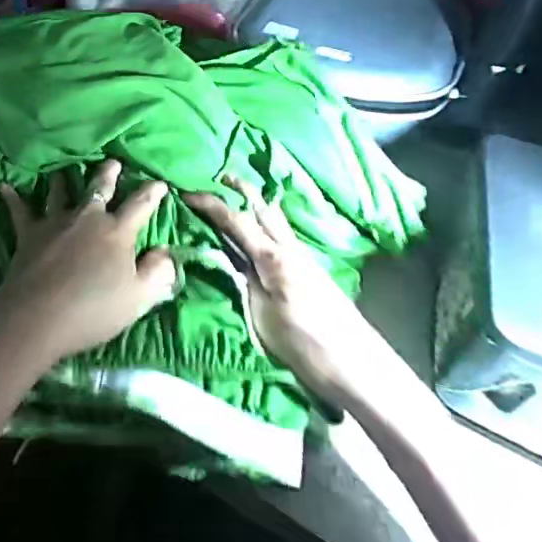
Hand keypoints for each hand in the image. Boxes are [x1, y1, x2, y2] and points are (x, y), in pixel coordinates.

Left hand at [0, 160, 177, 367]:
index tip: (160, 183)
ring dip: (64, 180)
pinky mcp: (29, 235)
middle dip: (108, 174)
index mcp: (117, 231)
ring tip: (64, 170)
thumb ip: (156, 273)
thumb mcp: (138, 298)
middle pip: (99, 189)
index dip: (153, 193)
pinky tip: (3, 186)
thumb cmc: (93, 309)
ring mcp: (55, 223)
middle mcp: (87, 219)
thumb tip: (166, 253)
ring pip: (61, 193)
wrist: (36, 317)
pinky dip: (12, 198)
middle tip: (114, 162)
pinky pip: (20, 211)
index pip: (140, 205)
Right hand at [184, 175, 391, 410]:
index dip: (211, 205)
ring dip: (259, 204)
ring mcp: (304, 259)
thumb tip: (227, 257)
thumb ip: (243, 281)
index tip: (187, 193)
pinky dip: (272, 223)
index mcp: (273, 258)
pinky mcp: (312, 272)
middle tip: (223, 176)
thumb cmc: (303, 345)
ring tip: (243, 196)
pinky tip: (268, 231)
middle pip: (264, 210)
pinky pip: (286, 236)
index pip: (237, 221)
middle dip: (243, 190)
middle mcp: (290, 249)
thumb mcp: (261, 316)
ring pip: (278, 221)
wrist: (354, 365)